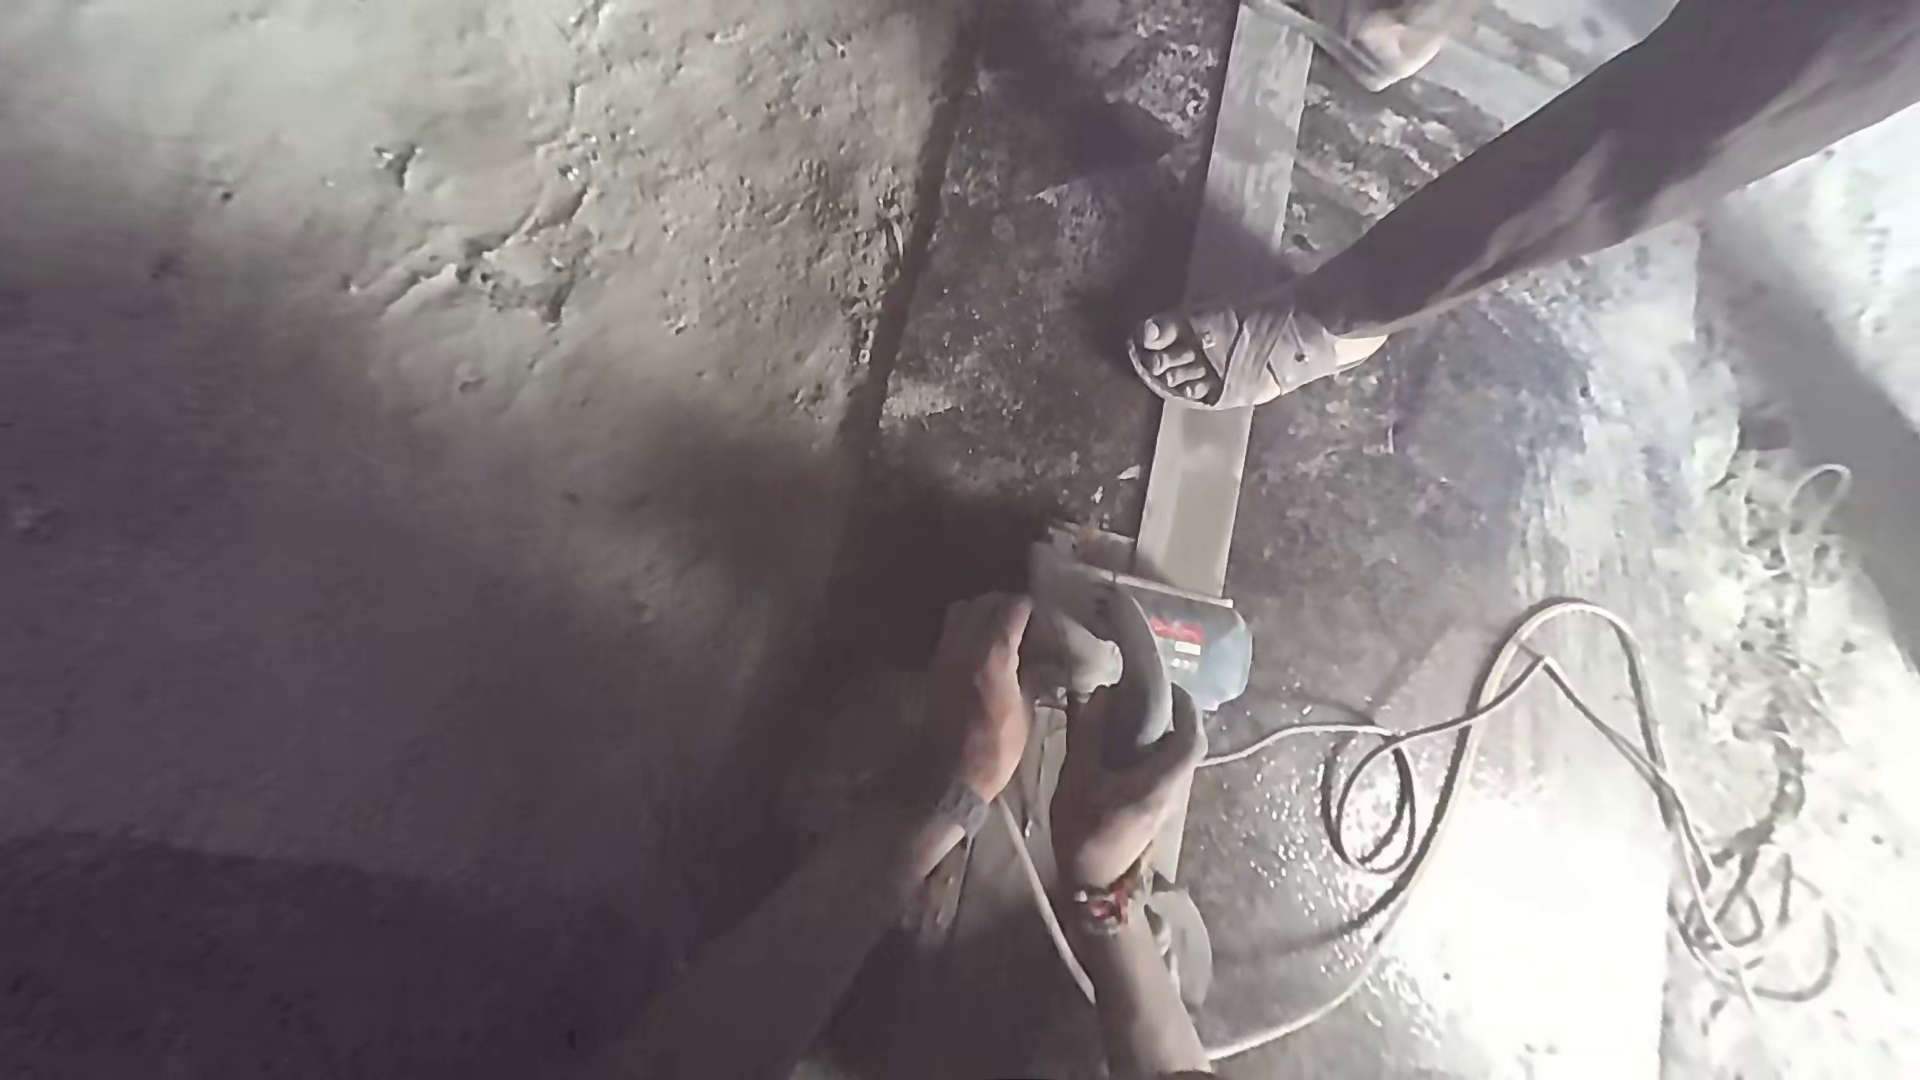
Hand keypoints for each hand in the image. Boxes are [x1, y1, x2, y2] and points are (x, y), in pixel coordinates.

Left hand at [924, 593, 1033, 801]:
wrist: (949, 775)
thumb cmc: (995, 748)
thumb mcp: (1025, 714)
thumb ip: (1035, 679)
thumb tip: (1051, 663)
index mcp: (993, 656)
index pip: (1010, 609)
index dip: (1026, 605)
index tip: (1039, 611)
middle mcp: (965, 646)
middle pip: (982, 603)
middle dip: (1003, 603)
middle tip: (1021, 615)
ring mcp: (946, 654)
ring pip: (960, 611)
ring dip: (980, 610)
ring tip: (998, 624)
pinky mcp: (935, 666)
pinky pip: (950, 630)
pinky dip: (965, 626)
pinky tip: (981, 644)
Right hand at [1051, 685, 1204, 889]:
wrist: (1091, 885)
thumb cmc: (1084, 830)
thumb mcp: (1077, 776)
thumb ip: (1089, 733)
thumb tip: (1102, 693)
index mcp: (1158, 783)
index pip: (1191, 738)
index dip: (1187, 707)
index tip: (1169, 684)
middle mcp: (1172, 792)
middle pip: (1190, 746)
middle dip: (1176, 715)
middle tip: (1146, 694)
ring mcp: (1168, 804)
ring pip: (1179, 759)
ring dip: (1165, 732)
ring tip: (1132, 712)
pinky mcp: (1157, 810)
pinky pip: (1166, 769)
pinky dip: (1155, 749)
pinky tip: (1126, 742)